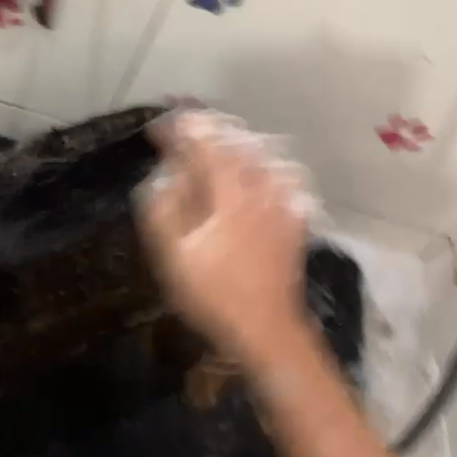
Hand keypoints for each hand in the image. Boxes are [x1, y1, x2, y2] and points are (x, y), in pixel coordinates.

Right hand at [139, 111, 311, 358]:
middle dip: (211, 129)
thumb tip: (165, 175)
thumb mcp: (173, 256)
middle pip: (237, 141)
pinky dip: (271, 166)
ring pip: (265, 154)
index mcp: (227, 193)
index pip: (205, 143)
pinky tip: (263, 172)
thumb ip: (165, 208)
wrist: (266, 328)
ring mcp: (283, 202)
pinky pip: (287, 178)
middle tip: (187, 129)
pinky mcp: (295, 219)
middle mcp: (260, 188)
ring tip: (221, 142)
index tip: (161, 127)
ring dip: (239, 141)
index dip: (182, 129)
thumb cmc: (213, 294)